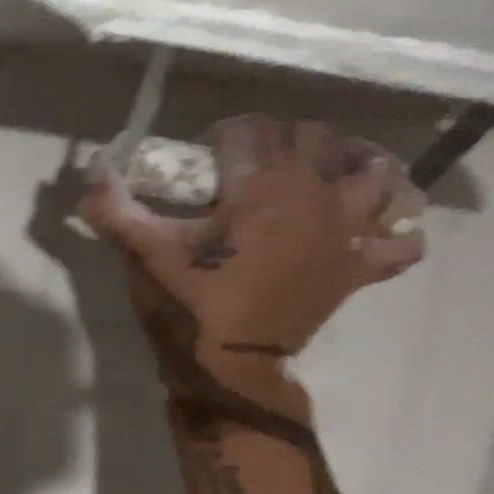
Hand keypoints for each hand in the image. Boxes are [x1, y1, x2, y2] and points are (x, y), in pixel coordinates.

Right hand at [80, 115, 425, 373]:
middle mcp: (318, 195)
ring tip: (321, 173)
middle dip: (280, 140)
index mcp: (264, 187)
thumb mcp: (145, 252)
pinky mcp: (363, 266)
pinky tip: (364, 227)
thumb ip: (114, 209)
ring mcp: (350, 230)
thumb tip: (89, 169)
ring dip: (351, 165)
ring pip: (377, 172)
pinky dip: (392, 228)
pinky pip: (404, 239)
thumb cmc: (189, 301)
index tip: (203, 153)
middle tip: (250, 163)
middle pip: (315, 137)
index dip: (222, 134)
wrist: (232, 363)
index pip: (250, 130)